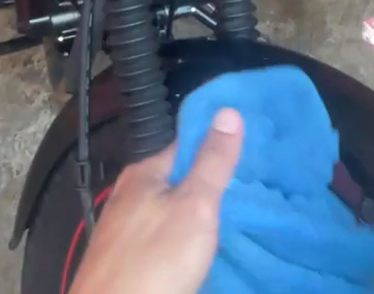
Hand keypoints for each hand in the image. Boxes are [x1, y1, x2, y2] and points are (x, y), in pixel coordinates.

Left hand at [67, 107, 244, 293]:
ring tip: (232, 221)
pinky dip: (182, 241)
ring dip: (196, 217)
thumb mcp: (194, 207)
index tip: (249, 154)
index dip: (217, 147)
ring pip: (170, 212)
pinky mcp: (125, 261)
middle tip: (248, 192)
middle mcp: (129, 195)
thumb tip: (227, 109)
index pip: (186, 144)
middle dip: (208, 186)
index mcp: (143, 173)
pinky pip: (162, 239)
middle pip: (178, 180)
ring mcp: (124, 230)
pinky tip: (199, 253)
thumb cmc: (153, 263)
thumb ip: (212, 161)